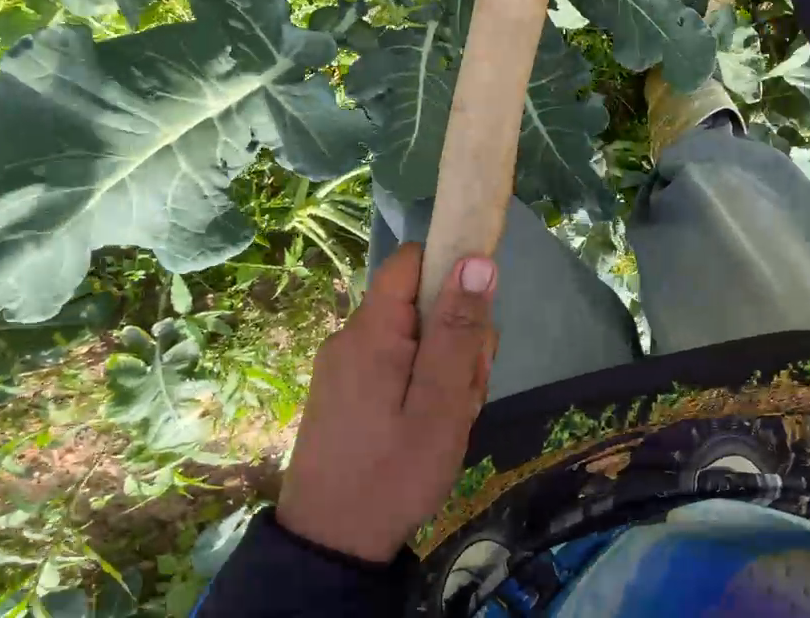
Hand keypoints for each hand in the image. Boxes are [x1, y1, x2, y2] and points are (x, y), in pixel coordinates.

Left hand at [276, 244, 499, 562]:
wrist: (330, 549)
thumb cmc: (394, 473)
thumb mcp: (441, 403)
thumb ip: (459, 331)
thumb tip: (477, 260)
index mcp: (371, 333)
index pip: (412, 261)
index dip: (451, 269)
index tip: (479, 310)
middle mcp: (351, 339)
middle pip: (422, 302)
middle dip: (458, 334)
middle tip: (466, 387)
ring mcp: (346, 368)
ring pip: (416, 337)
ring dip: (446, 366)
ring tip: (451, 414)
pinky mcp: (347, 392)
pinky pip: (399, 365)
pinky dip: (425, 384)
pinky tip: (432, 423)